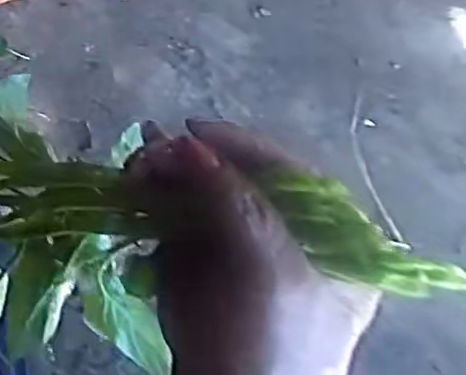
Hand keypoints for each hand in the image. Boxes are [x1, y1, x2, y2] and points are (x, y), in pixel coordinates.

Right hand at [126, 120, 378, 374]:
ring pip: (195, 180)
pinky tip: (131, 183)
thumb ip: (237, 203)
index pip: (291, 172)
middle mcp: (286, 228)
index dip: (242, 146)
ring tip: (135, 172)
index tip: (190, 131)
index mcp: (333, 240)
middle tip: (150, 156)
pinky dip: (149, 185)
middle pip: (234, 170)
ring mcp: (237, 234)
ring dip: (161, 168)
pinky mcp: (195, 240)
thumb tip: (185, 140)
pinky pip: (171, 198)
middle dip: (187, 157)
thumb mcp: (268, 271)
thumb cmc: (269, 336)